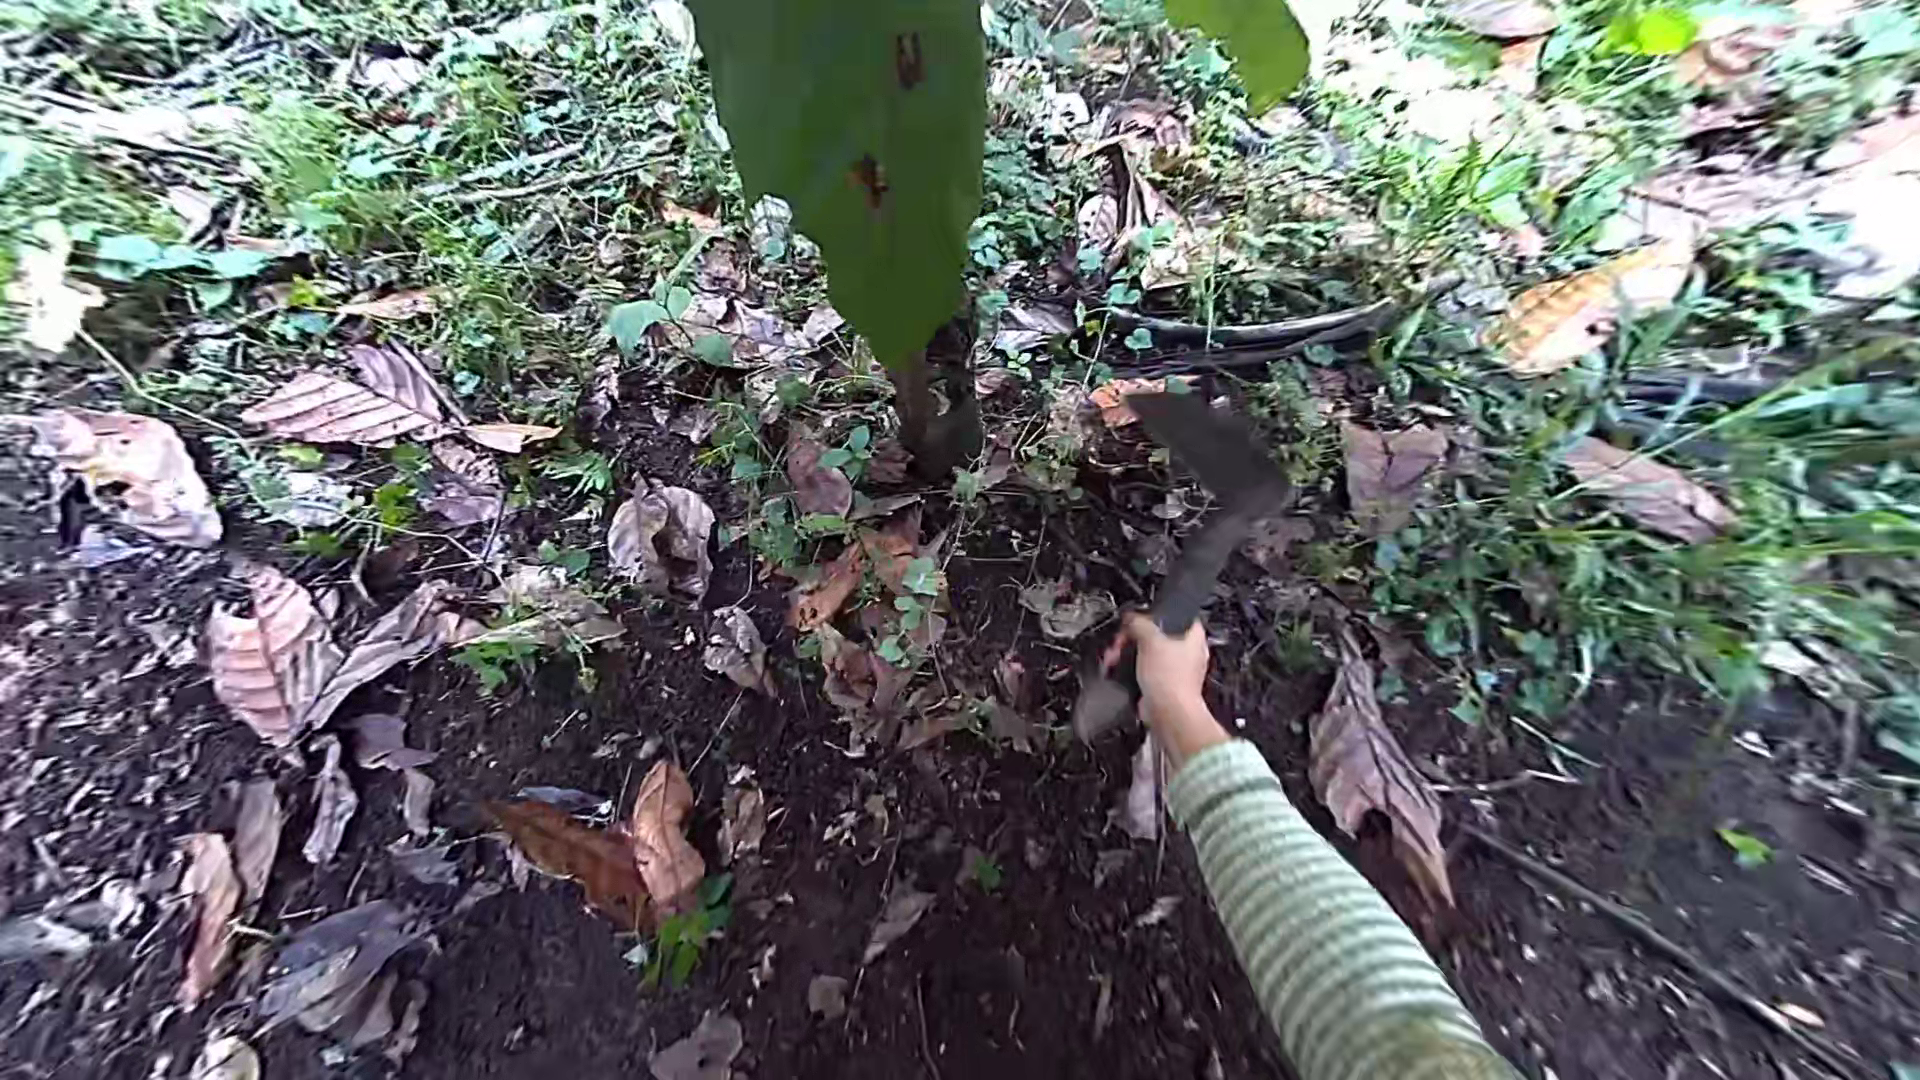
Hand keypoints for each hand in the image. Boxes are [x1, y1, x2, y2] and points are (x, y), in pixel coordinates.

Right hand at [1122, 611, 1208, 711]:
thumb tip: (1131, 618)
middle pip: (1155, 634)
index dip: (1153, 614)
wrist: (1168, 713)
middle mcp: (1187, 652)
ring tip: (1115, 655)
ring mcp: (1175, 669)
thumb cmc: (1171, 679)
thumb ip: (1140, 622)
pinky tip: (1118, 668)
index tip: (1136, 618)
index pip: (1175, 614)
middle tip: (1121, 640)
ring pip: (1147, 652)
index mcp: (1193, 636)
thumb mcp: (1150, 639)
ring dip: (1127, 651)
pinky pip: (1143, 669)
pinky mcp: (1163, 683)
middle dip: (1132, 636)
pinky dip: (1130, 667)